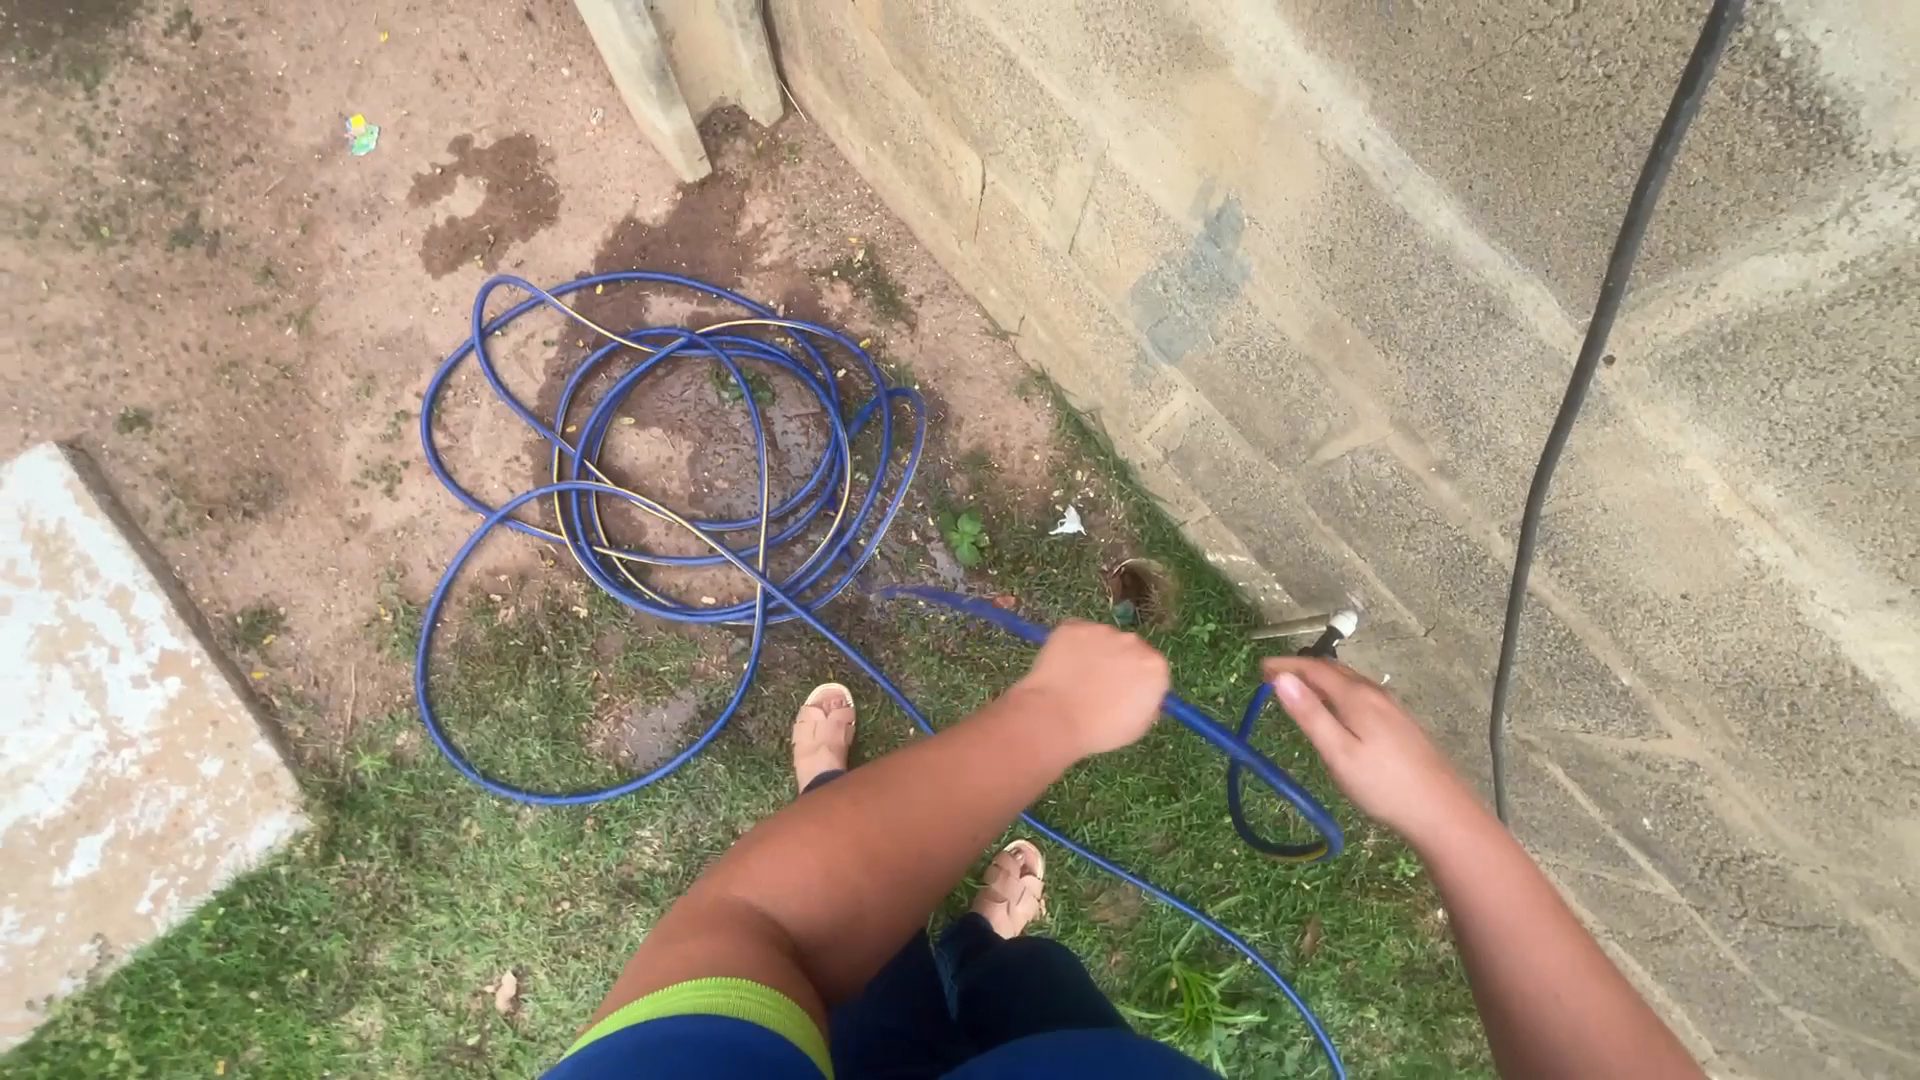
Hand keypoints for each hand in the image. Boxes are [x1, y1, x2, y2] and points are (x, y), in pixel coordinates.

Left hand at [1012, 620, 1169, 756]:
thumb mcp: (1139, 725)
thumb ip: (1147, 703)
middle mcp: (1133, 641)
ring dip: (1094, 653)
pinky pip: (1077, 634)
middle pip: (1128, 649)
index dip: (1135, 681)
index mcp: (1154, 666)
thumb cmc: (1101, 729)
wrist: (1056, 717)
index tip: (1122, 693)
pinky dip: (1071, 646)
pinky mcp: (1073, 626)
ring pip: (1102, 640)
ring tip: (1076, 678)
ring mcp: (1101, 631)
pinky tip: (1062, 667)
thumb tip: (1141, 693)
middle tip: (1097, 685)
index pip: (1151, 668)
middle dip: (1117, 663)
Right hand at [1263, 657, 1481, 845]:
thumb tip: (1280, 678)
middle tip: (1272, 679)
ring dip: (1319, 679)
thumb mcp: (1338, 753)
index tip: (1259, 669)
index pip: (1314, 668)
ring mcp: (1391, 707)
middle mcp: (1375, 694)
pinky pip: (1360, 694)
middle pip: (1332, 669)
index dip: (1285, 666)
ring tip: (1296, 690)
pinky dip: (1336, 691)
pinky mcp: (1400, 723)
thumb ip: (1309, 714)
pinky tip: (1334, 710)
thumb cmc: (1383, 785)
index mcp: (1356, 697)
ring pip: (1348, 681)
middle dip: (1300, 669)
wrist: (1444, 813)